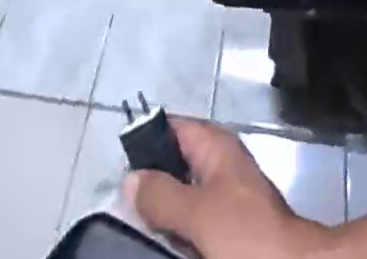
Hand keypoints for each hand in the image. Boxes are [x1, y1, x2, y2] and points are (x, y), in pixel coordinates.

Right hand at [124, 119, 336, 258]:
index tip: (121, 161)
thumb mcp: (197, 213)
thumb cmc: (245, 233)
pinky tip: (165, 241)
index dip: (146, 138)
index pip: (174, 126)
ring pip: (184, 195)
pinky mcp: (230, 225)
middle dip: (152, 181)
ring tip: (137, 224)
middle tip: (123, 202)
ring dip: (164, 209)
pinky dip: (179, 229)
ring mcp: (227, 195)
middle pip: (176, 162)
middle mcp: (221, 163)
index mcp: (215, 146)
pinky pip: (195, 220)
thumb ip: (161, 195)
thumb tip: (130, 178)